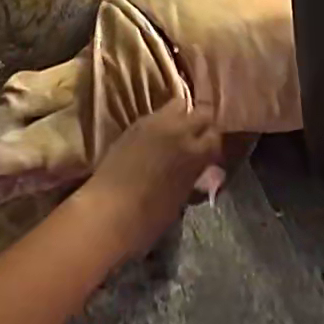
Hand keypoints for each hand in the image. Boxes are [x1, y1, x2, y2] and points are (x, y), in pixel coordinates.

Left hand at [76, 100, 221, 258]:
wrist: (106, 213)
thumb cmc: (148, 218)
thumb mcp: (181, 200)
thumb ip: (196, 179)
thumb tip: (207, 173)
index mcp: (196, 153)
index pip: (217, 136)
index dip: (215, 146)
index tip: (212, 157)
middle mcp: (180, 130)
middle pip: (203, 112)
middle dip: (204, 124)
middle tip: (198, 140)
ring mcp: (156, 123)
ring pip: (179, 104)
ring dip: (182, 116)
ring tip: (177, 133)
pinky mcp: (135, 124)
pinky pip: (157, 114)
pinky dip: (162, 122)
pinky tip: (156, 138)